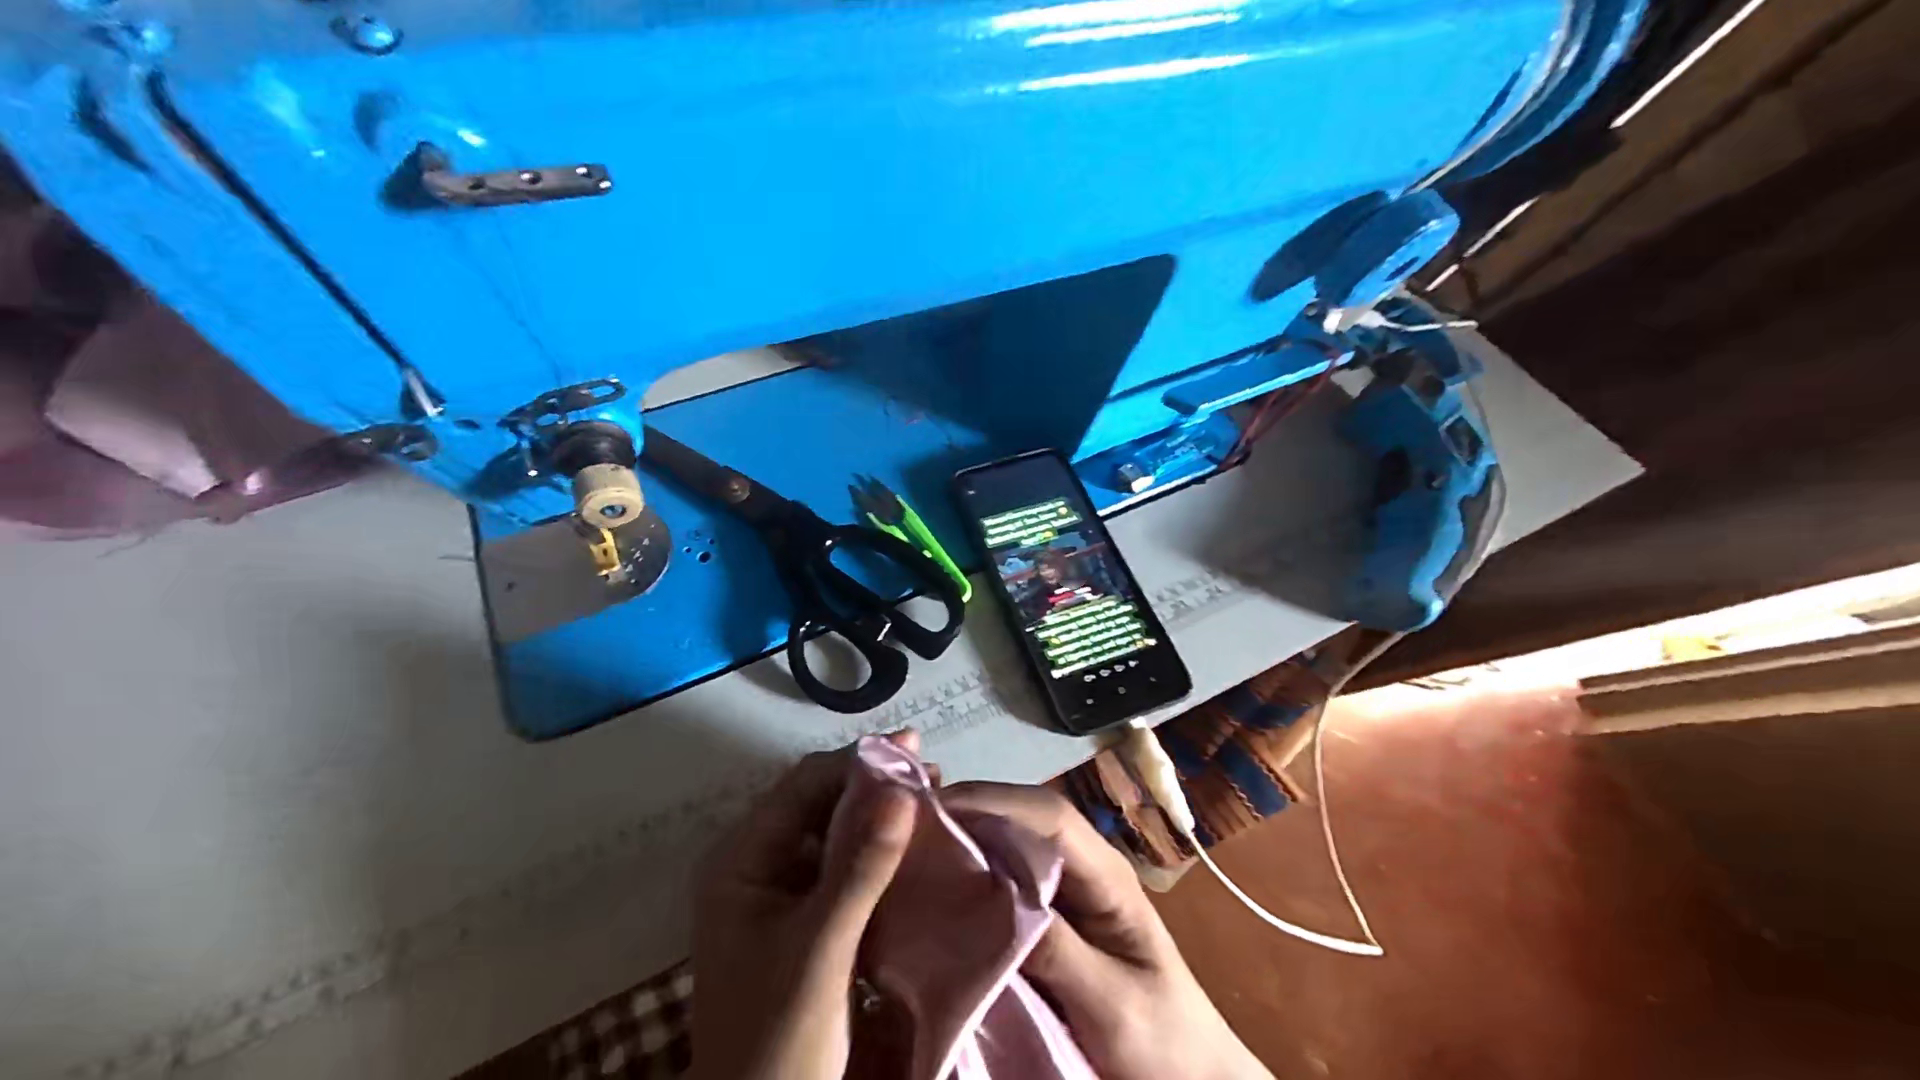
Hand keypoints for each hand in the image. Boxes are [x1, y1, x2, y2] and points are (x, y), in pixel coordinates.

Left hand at [690, 733, 919, 1079]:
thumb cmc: (776, 1038)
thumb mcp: (821, 949)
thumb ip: (859, 869)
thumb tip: (901, 790)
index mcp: (741, 860)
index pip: (802, 786)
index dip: (858, 762)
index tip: (914, 749)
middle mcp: (757, 864)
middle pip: (819, 802)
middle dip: (873, 784)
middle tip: (931, 773)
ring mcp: (781, 890)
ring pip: (835, 830)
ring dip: (880, 814)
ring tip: (932, 798)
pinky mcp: (806, 916)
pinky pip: (845, 865)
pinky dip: (879, 850)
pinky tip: (915, 845)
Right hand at [941, 783, 1273, 1079]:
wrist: (1194, 1079)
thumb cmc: (1163, 1042)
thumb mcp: (1113, 1005)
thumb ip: (1059, 951)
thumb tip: (991, 899)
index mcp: (1106, 873)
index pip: (1047, 815)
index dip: (990, 802)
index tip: (932, 810)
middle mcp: (1084, 865)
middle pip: (1022, 815)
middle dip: (968, 811)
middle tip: (907, 826)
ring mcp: (1068, 887)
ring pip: (1011, 839)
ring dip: (966, 836)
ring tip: (913, 847)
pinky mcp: (1052, 913)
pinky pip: (1007, 875)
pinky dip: (973, 870)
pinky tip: (942, 885)